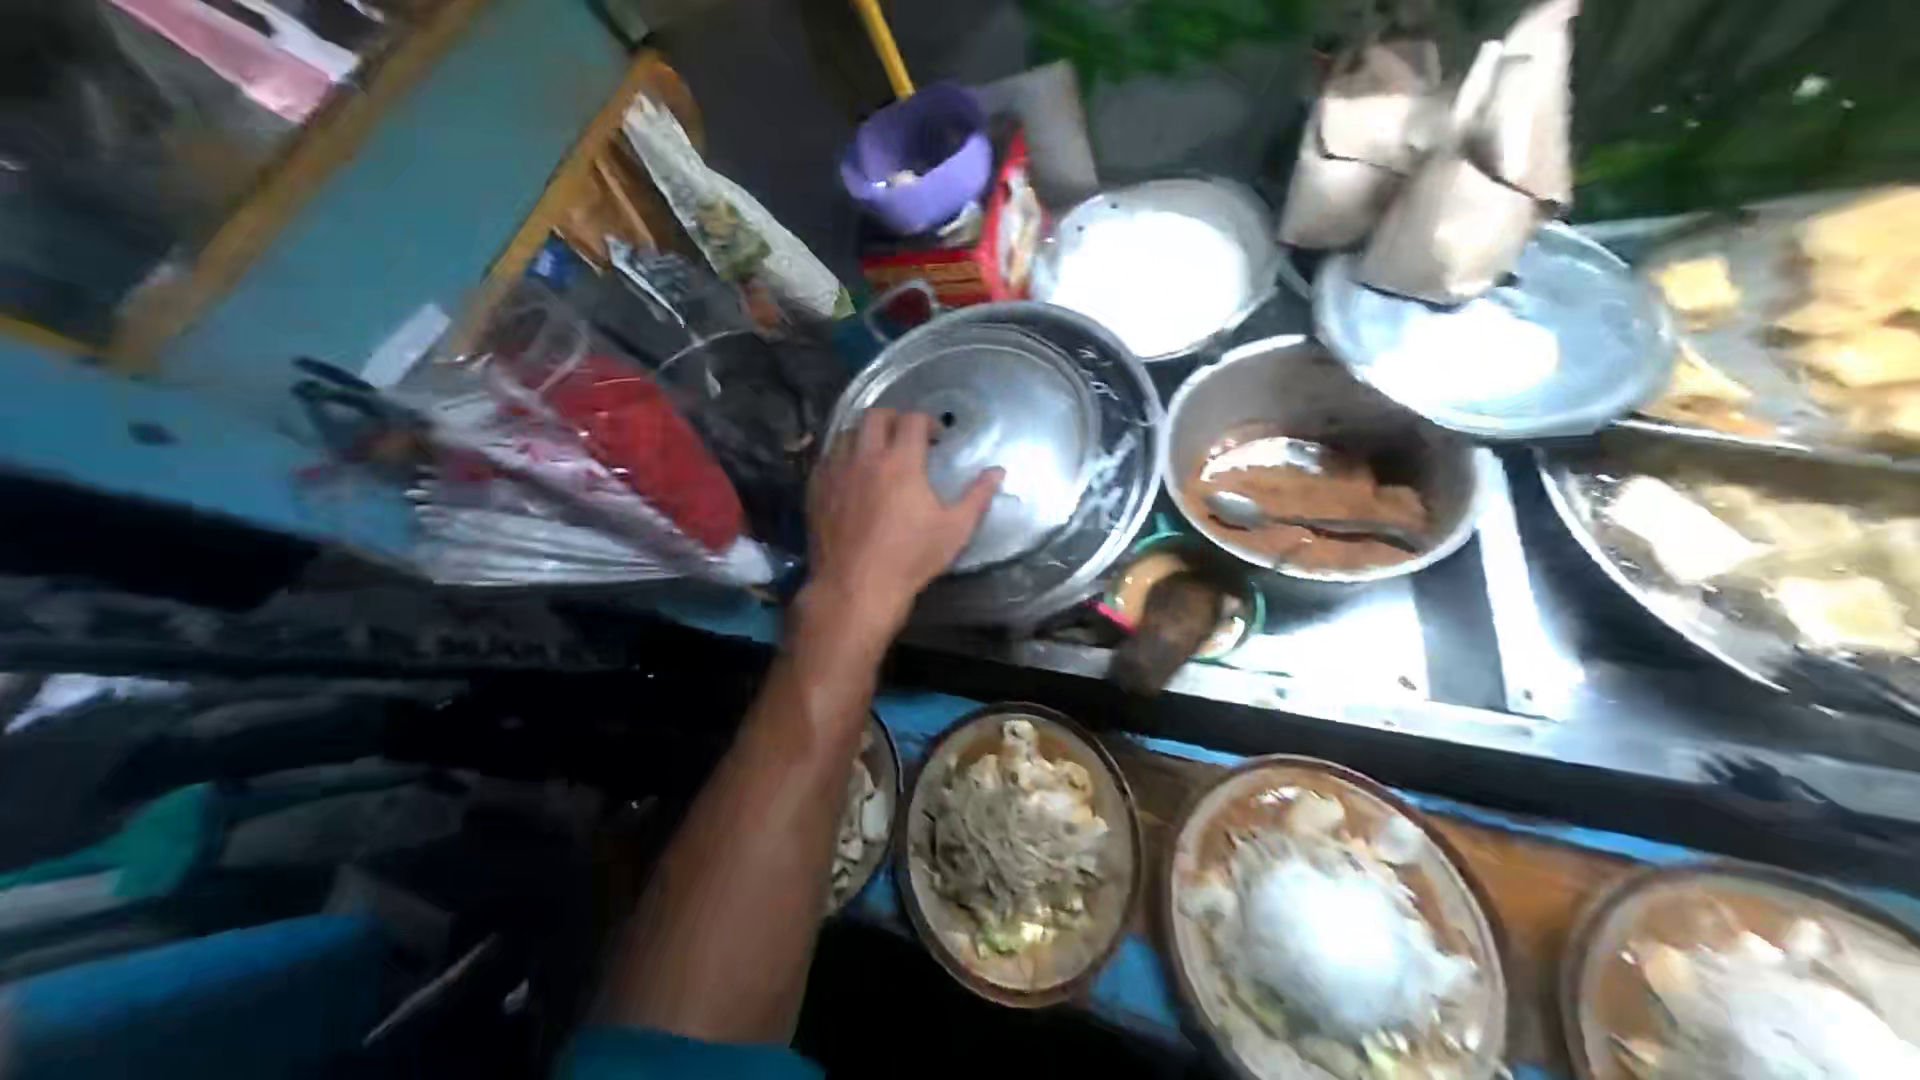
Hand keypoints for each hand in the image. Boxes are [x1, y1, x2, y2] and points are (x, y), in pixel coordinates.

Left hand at [805, 408, 1002, 635]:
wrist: (855, 587)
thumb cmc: (910, 558)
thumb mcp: (955, 530)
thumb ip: (978, 496)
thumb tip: (997, 471)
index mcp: (901, 462)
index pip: (912, 420)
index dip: (927, 421)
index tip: (935, 437)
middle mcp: (865, 457)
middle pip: (875, 416)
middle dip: (894, 419)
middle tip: (906, 437)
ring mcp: (836, 472)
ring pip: (847, 433)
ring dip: (866, 434)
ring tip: (877, 453)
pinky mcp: (816, 489)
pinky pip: (827, 457)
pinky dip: (843, 456)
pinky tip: (852, 475)